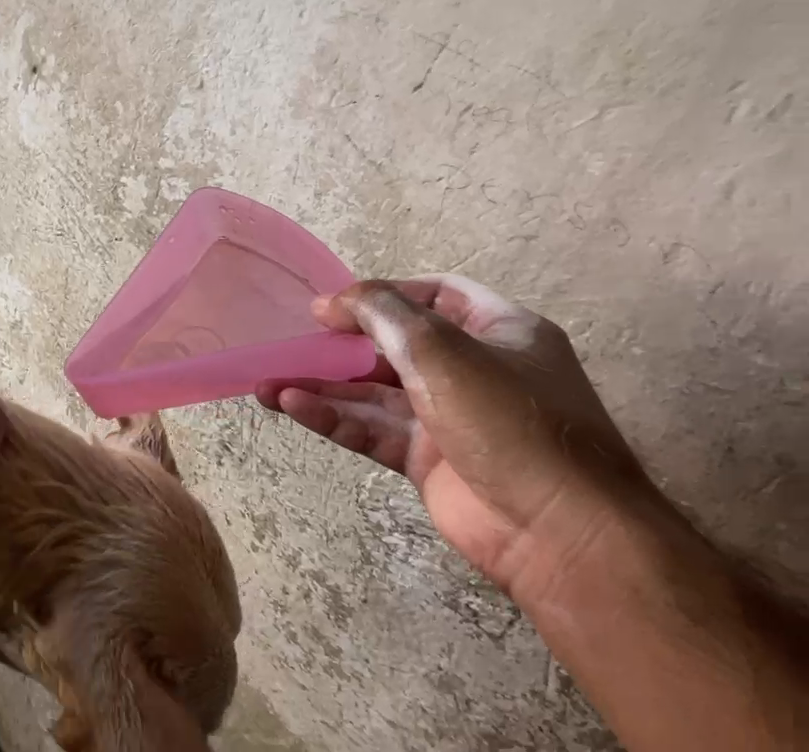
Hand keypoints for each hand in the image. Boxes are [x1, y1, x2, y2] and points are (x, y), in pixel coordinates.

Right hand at [255, 276, 658, 601]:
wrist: (557, 530)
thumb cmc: (507, 421)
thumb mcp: (441, 349)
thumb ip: (380, 312)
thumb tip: (331, 301)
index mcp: (501, 334)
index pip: (437, 296)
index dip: (386, 293)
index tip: (336, 304)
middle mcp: (474, 371)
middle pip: (394, 345)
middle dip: (341, 344)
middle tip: (294, 342)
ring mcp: (448, 418)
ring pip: (372, 392)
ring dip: (321, 385)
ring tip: (267, 382)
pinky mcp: (425, 459)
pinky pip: (370, 428)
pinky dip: (331, 416)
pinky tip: (289, 405)